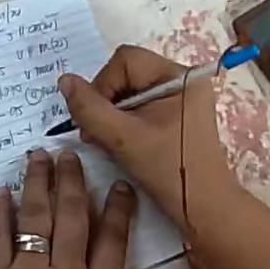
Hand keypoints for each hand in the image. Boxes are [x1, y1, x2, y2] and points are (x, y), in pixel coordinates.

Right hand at [56, 45, 238, 223]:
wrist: (204, 208)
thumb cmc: (167, 170)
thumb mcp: (122, 138)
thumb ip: (89, 108)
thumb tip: (65, 80)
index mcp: (178, 76)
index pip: (125, 61)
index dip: (103, 85)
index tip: (97, 120)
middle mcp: (182, 79)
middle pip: (125, 73)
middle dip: (105, 100)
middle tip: (95, 132)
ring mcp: (180, 97)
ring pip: (129, 89)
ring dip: (110, 112)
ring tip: (105, 139)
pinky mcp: (176, 114)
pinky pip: (139, 103)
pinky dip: (123, 120)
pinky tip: (119, 142)